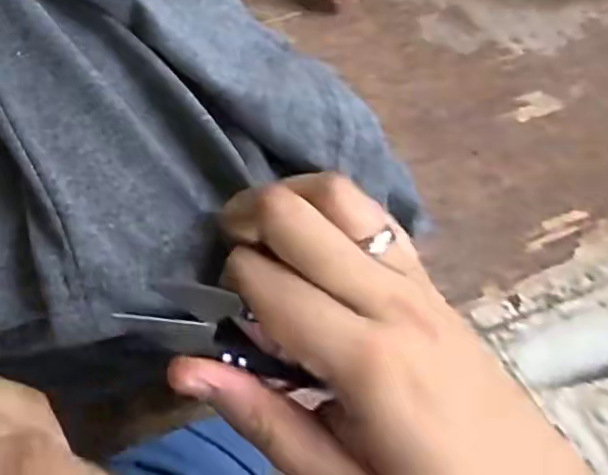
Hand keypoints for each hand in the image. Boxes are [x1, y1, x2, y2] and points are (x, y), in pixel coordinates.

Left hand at [0, 373, 93, 474]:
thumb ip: (14, 473)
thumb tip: (73, 468)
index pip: (26, 455)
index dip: (81, 474)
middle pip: (29, 416)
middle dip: (65, 457)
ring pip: (15, 398)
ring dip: (42, 441)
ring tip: (44, 472)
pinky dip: (12, 424)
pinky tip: (7, 457)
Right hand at [168, 174, 586, 474]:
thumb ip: (260, 416)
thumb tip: (177, 367)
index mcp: (368, 361)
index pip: (263, 277)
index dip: (230, 287)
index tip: (233, 320)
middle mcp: (390, 301)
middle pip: (290, 211)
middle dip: (242, 220)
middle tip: (230, 257)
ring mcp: (417, 280)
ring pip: (333, 190)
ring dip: (285, 198)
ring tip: (265, 234)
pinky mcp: (429, 275)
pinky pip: (369, 210)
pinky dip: (326, 206)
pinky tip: (313, 240)